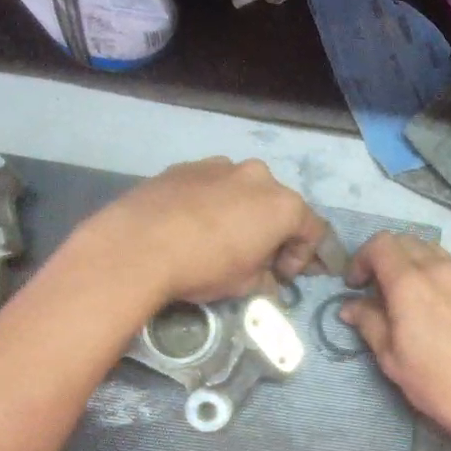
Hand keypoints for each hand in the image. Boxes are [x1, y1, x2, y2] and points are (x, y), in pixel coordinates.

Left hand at [91, 158, 328, 302]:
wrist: (138, 245)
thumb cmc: (204, 267)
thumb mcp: (245, 285)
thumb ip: (266, 278)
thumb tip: (267, 280)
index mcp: (283, 205)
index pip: (312, 230)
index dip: (302, 257)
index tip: (283, 276)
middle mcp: (259, 177)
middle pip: (279, 205)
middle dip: (274, 232)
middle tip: (258, 258)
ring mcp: (221, 165)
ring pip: (244, 191)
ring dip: (244, 213)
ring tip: (223, 239)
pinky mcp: (187, 166)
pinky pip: (213, 186)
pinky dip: (213, 203)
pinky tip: (194, 226)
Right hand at [341, 233, 450, 450]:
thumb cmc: (437, 382)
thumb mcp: (391, 358)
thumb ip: (368, 323)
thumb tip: (350, 307)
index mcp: (411, 282)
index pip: (380, 244)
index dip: (361, 258)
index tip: (355, 285)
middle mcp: (441, 268)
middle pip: (406, 241)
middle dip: (385, 258)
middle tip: (377, 290)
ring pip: (432, 251)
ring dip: (412, 263)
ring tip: (407, 297)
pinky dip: (436, 274)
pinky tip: (436, 306)